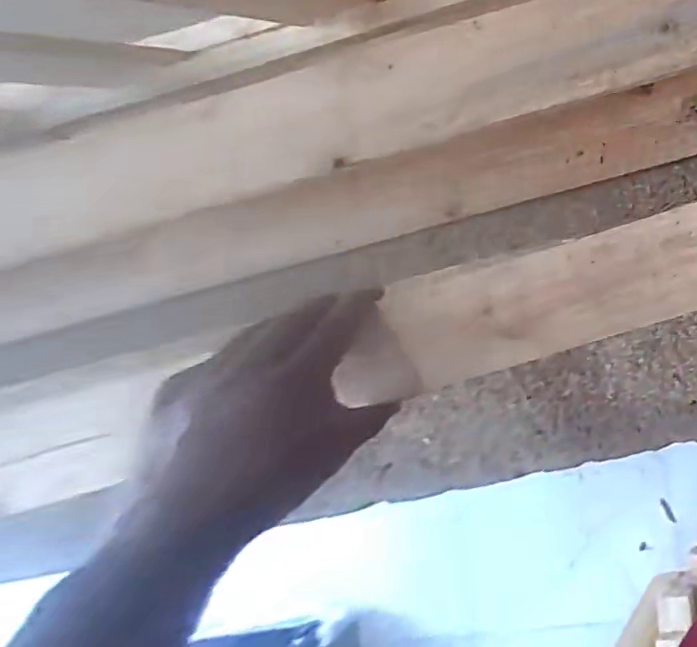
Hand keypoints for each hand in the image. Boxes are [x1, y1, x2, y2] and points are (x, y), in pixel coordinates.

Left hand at [125, 292, 398, 549]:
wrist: (180, 529)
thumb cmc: (272, 485)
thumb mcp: (338, 448)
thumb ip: (372, 415)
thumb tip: (397, 398)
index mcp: (296, 376)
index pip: (336, 322)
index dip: (358, 302)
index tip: (375, 293)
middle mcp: (250, 366)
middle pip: (293, 317)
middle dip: (323, 304)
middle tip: (344, 303)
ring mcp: (205, 378)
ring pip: (253, 332)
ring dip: (284, 322)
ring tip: (301, 325)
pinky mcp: (172, 394)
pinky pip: (218, 357)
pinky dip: (244, 350)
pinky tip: (249, 365)